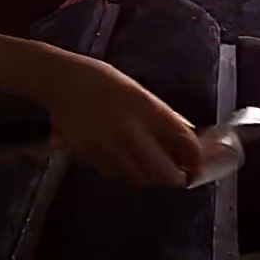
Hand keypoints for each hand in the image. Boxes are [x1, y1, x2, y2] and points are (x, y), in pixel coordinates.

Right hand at [38, 54, 201, 186]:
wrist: (61, 81)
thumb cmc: (101, 80)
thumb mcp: (138, 91)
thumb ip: (162, 115)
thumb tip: (184, 135)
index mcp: (147, 108)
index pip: (184, 142)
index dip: (195, 156)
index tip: (197, 160)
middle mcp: (131, 131)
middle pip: (165, 173)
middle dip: (176, 177)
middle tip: (180, 174)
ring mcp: (110, 147)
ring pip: (140, 179)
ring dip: (150, 177)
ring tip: (150, 166)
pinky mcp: (91, 157)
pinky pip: (115, 174)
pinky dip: (123, 171)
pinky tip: (121, 157)